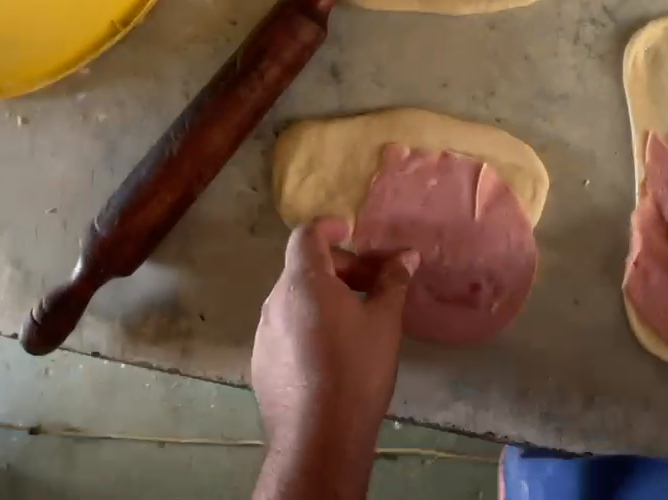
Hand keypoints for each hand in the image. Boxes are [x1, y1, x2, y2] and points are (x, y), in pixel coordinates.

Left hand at [251, 218, 416, 499]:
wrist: (319, 439)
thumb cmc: (356, 369)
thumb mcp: (384, 320)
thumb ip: (393, 281)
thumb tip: (407, 254)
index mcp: (303, 282)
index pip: (306, 235)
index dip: (329, 228)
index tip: (352, 232)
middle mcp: (275, 301)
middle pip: (304, 267)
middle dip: (340, 268)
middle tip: (373, 285)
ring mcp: (264, 334)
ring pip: (295, 300)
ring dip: (324, 297)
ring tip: (357, 320)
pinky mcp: (261, 364)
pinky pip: (286, 328)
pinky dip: (308, 325)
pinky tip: (333, 353)